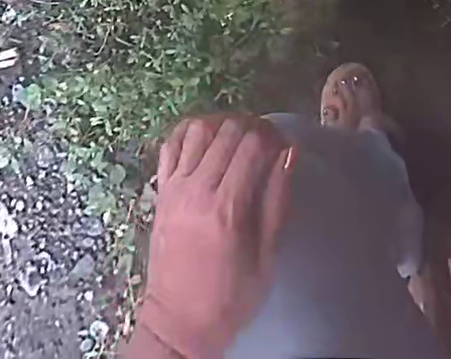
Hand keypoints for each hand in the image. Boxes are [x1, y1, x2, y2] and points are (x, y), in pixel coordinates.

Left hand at [136, 114, 294, 358]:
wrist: (177, 326)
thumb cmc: (228, 299)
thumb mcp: (266, 259)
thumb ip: (277, 202)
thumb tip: (289, 154)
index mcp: (226, 209)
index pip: (252, 146)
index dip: (273, 137)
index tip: (283, 145)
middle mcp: (197, 189)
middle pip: (227, 131)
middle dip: (252, 127)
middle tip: (265, 141)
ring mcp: (174, 187)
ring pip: (198, 129)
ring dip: (222, 124)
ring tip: (237, 138)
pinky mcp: (161, 190)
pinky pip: (172, 144)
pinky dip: (190, 131)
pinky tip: (207, 138)